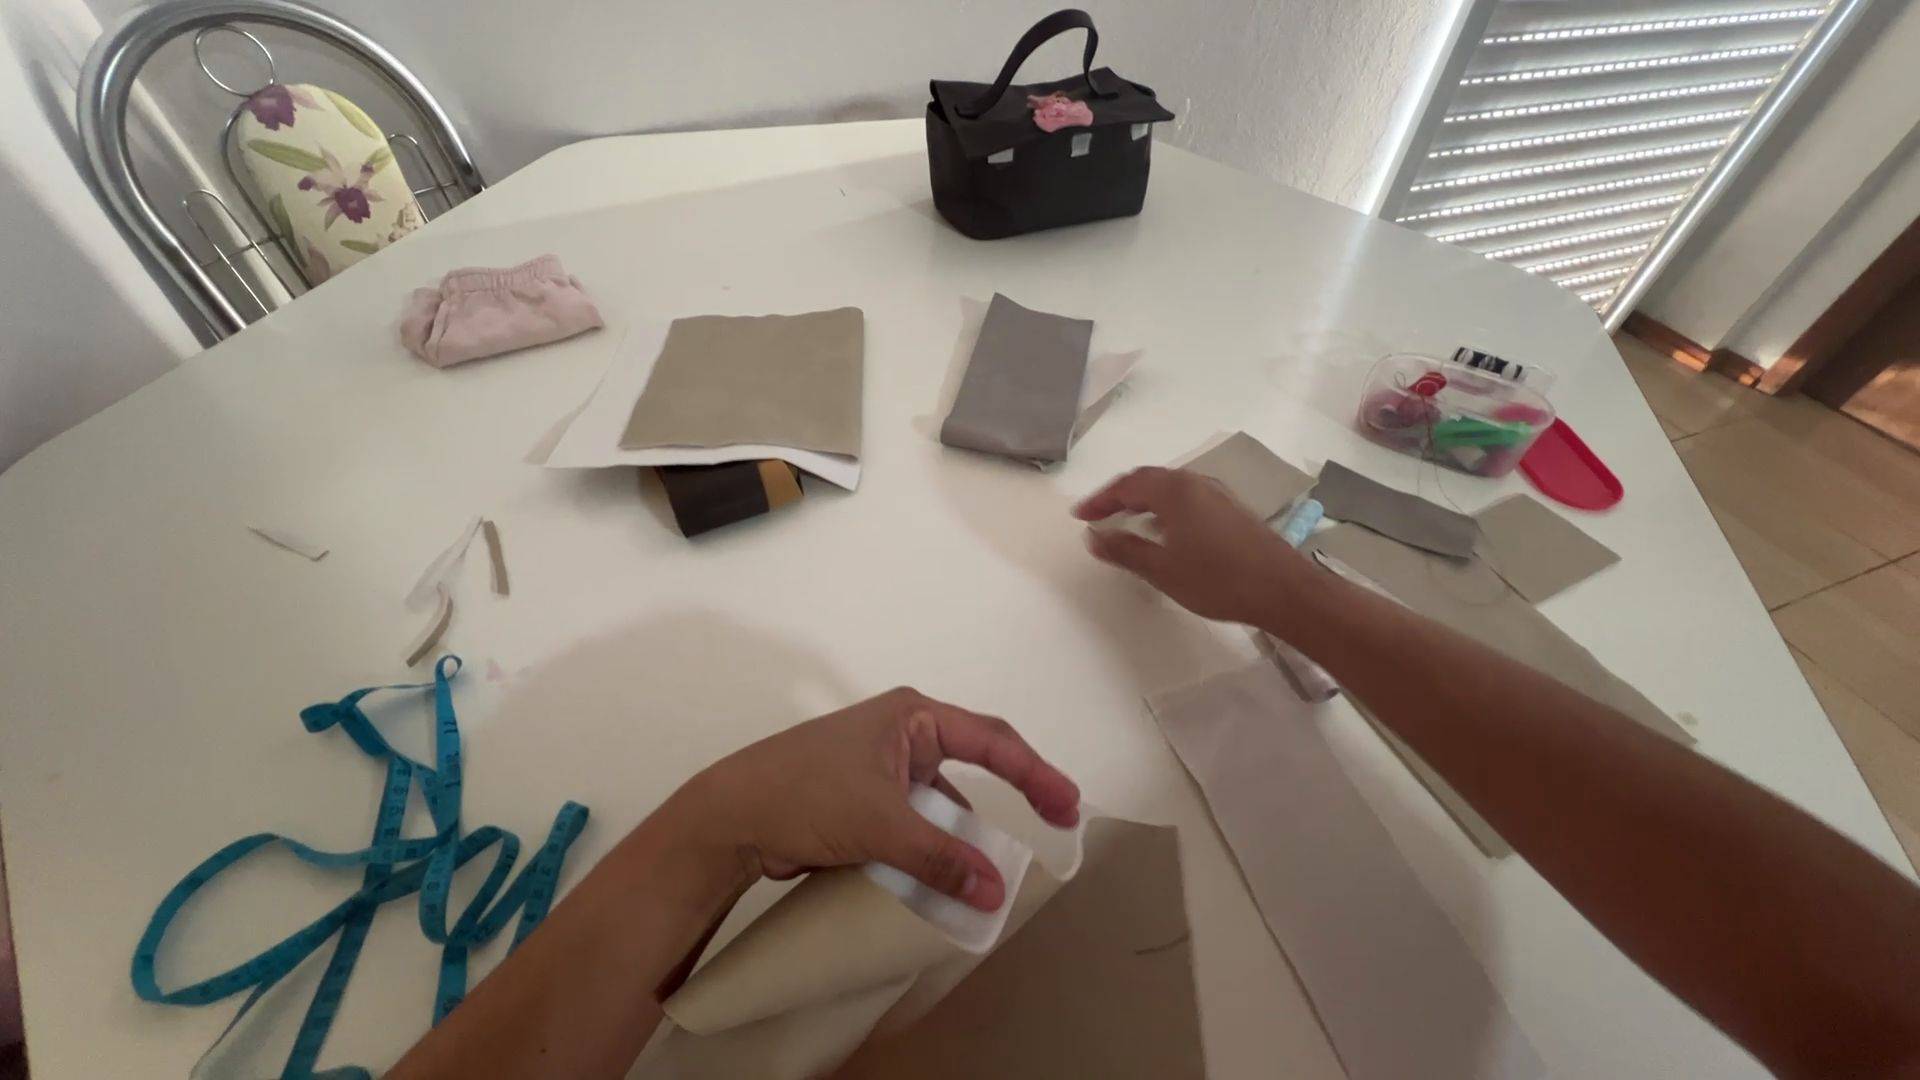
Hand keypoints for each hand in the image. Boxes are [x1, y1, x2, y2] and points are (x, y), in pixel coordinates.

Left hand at [663, 688, 1079, 912]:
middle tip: (1055, 820)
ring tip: (994, 868)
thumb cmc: (808, 794)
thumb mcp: (880, 824)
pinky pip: (917, 819)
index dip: (1034, 770)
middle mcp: (904, 733)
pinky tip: (948, 873)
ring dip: (966, 830)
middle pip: (974, 760)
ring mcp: (885, 765)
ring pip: (943, 797)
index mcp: (912, 717)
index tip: (1066, 804)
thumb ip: (940, 857)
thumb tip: (995, 892)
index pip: (990, 738)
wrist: (731, 816)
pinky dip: (935, 844)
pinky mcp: (868, 796)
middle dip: (1013, 788)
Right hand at [1073, 466, 1313, 627]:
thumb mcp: (1162, 569)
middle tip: (1098, 516)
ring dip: (1143, 502)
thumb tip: (1093, 536)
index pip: (1127, 485)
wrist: (1285, 591)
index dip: (1100, 500)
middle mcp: (1197, 483)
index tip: (1080, 516)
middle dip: (1120, 497)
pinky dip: (1164, 509)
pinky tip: (1163, 532)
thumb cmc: (1218, 579)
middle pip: (1148, 480)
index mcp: (1175, 490)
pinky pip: (1187, 499)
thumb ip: (1124, 550)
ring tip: (1125, 522)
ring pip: (1170, 489)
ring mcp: (1218, 495)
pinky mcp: (1232, 510)